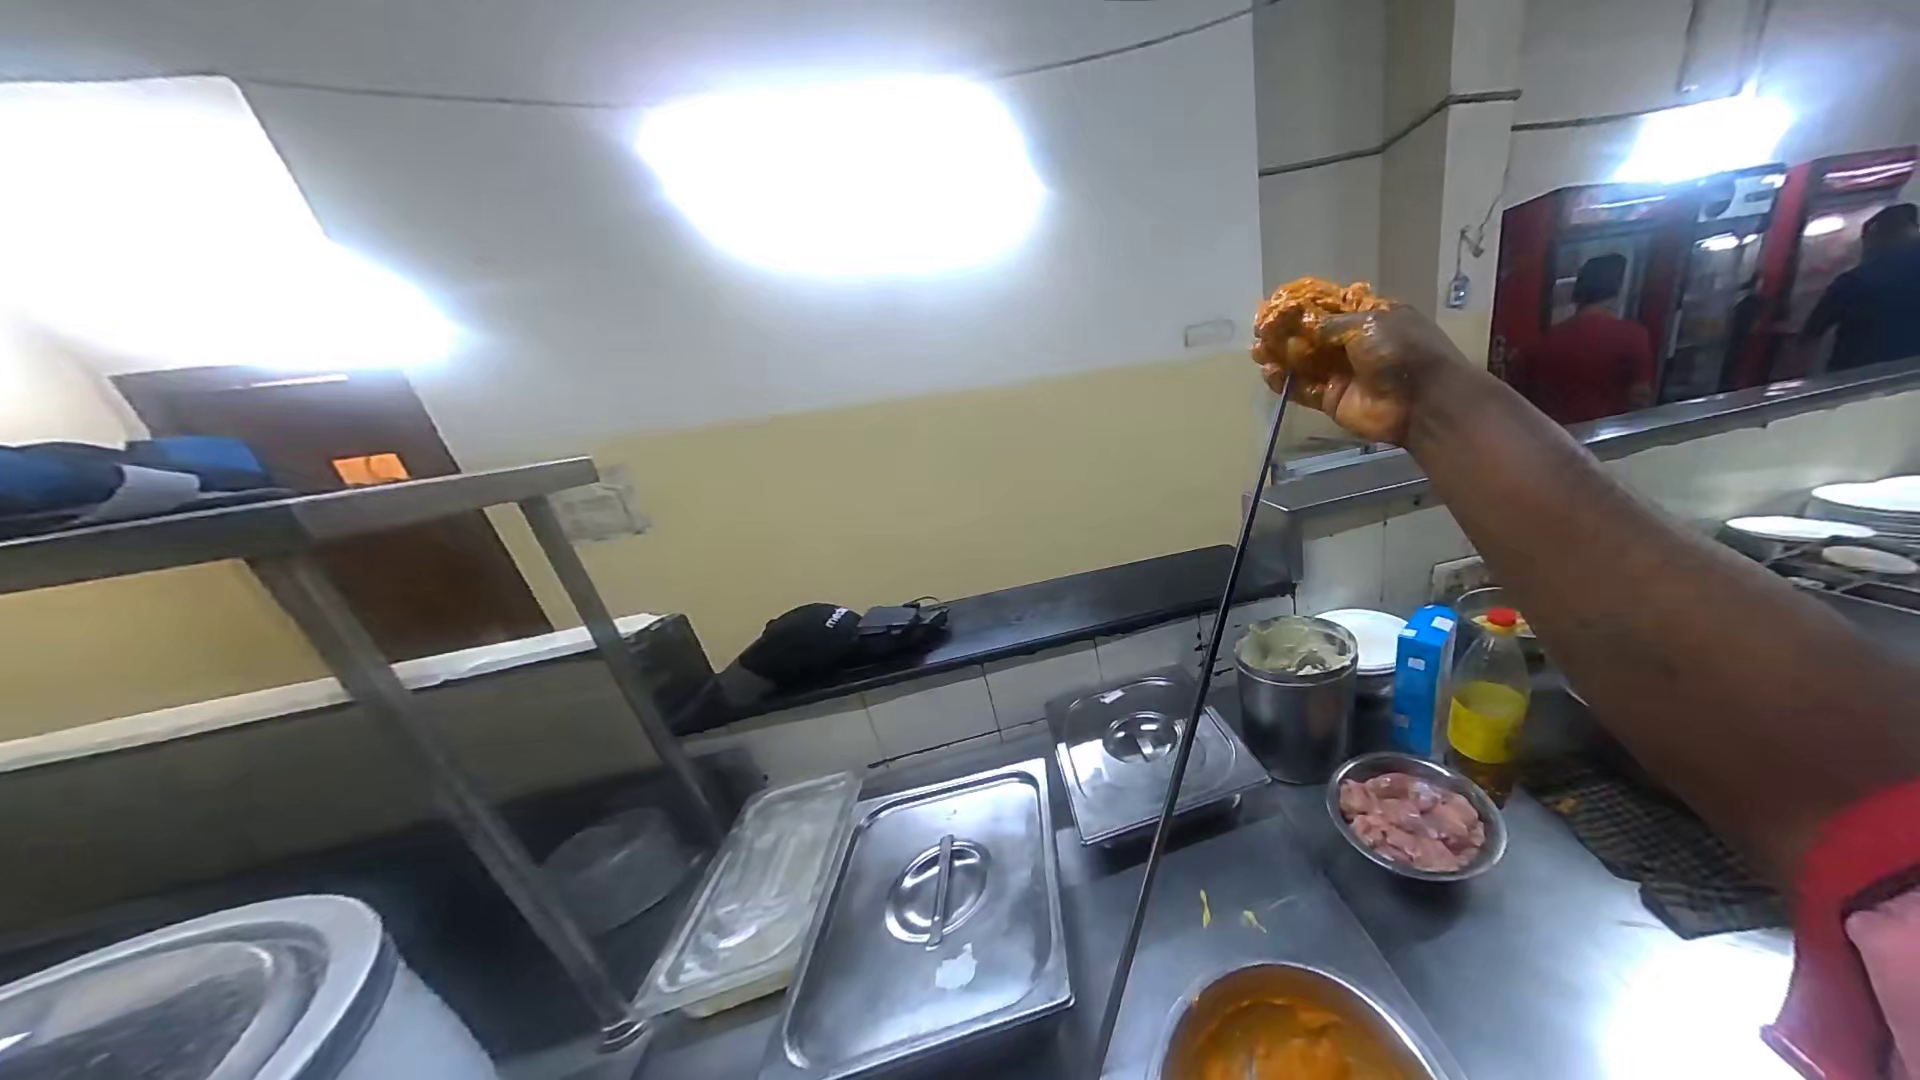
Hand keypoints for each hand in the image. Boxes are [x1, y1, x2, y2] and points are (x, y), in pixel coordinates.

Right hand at [1253, 305, 1470, 445]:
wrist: (1421, 402)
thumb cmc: (1401, 352)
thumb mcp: (1369, 324)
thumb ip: (1329, 324)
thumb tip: (1300, 322)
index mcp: (1369, 318)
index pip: (1330, 308)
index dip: (1303, 307)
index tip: (1277, 306)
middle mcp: (1352, 344)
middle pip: (1311, 336)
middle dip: (1285, 333)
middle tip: (1260, 331)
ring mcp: (1340, 372)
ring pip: (1302, 362)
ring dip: (1279, 356)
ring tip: (1258, 352)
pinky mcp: (1330, 398)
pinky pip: (1302, 388)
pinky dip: (1284, 382)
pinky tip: (1269, 373)